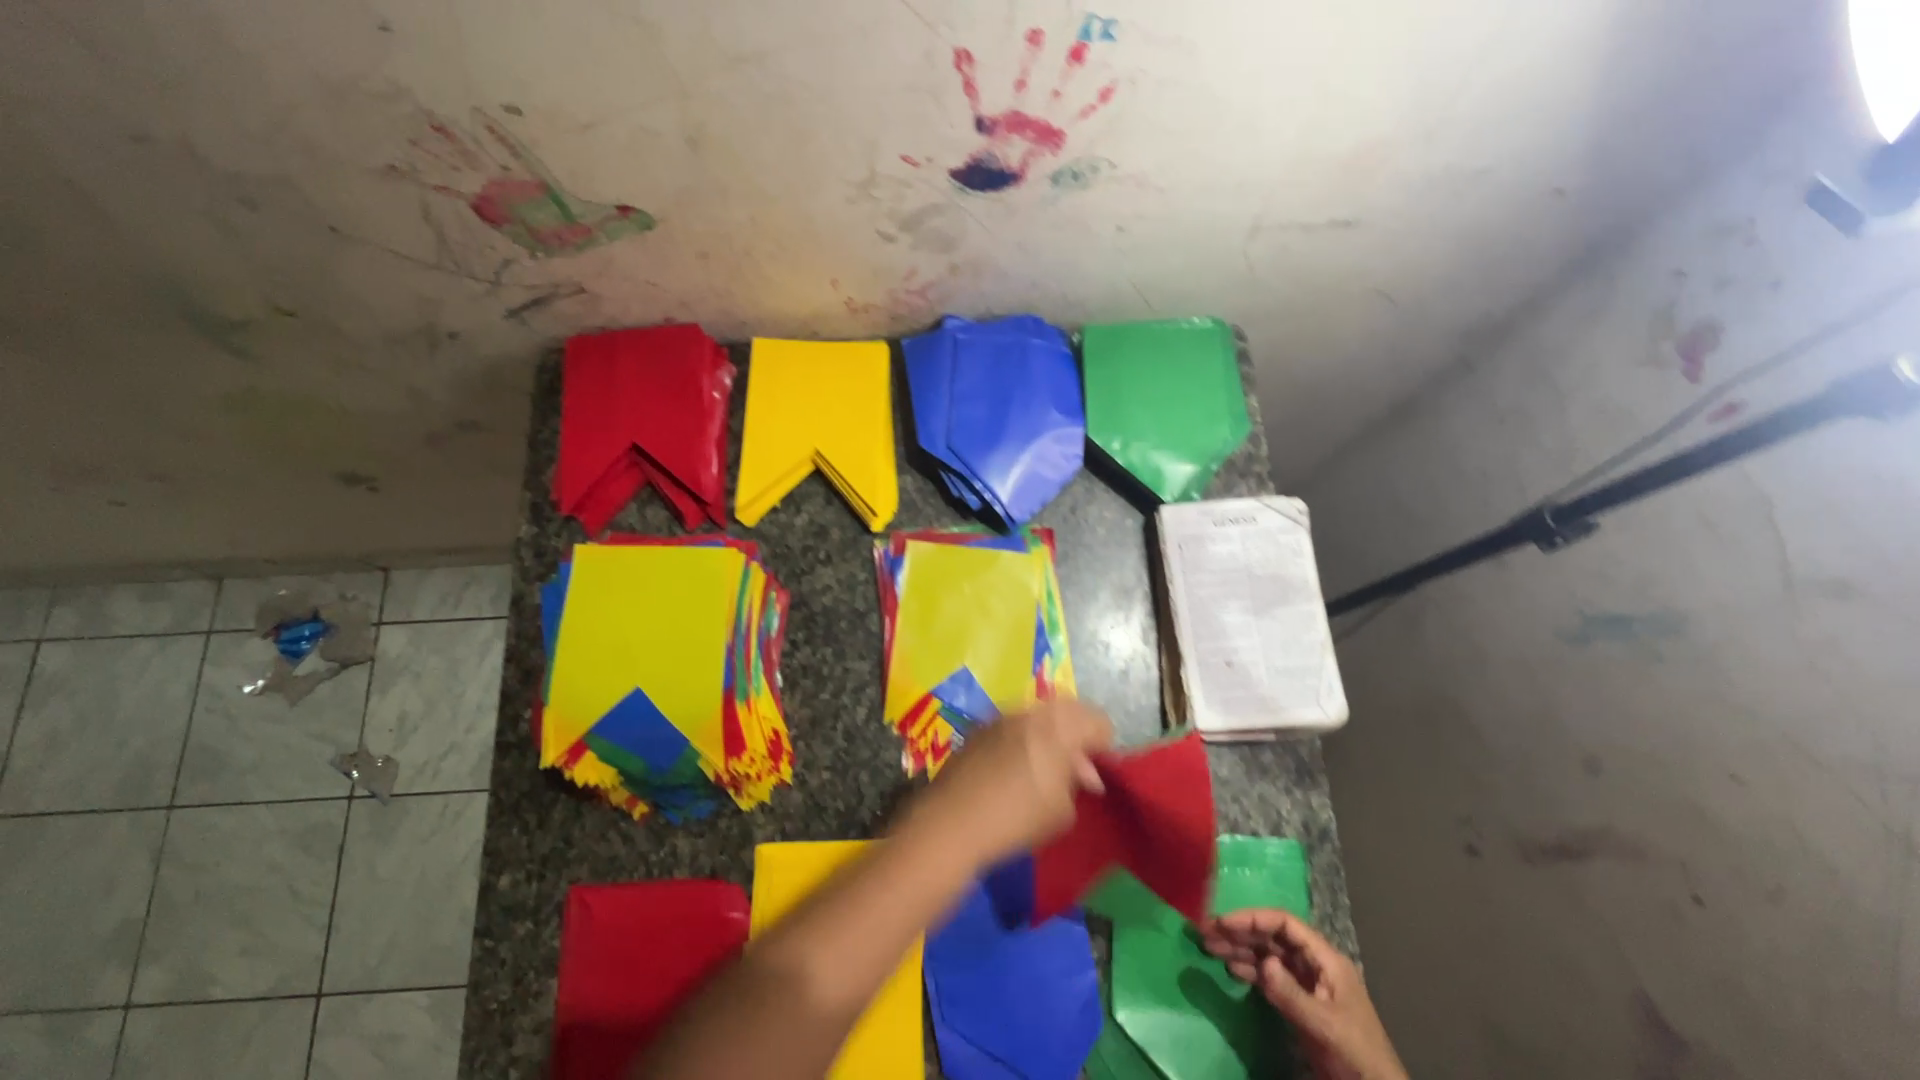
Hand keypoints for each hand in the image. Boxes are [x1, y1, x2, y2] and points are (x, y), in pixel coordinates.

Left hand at [896, 700, 1113, 869]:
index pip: (1099, 721)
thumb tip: (1081, 773)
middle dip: (1077, 735)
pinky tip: (1016, 769)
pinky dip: (1023, 739)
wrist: (950, 823)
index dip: (1104, 747)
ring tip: (1046, 769)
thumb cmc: (1016, 818)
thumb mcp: (1062, 811)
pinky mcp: (978, 728)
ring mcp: (1001, 715)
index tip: (1099, 772)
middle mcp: (1031, 710)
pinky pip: (1013, 725)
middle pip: (1068, 710)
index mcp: (1060, 726)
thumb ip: (1078, 784)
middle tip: (1077, 769)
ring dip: (1050, 735)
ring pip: (1038, 715)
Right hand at [1200, 910, 1407, 1079]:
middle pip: (1274, 938)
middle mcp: (1315, 965)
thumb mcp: (1323, 1025)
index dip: (1254, 919)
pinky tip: (1231, 970)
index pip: (1286, 925)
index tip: (1223, 923)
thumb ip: (1291, 993)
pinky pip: (1271, 978)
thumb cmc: (1354, 1053)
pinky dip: (1250, 972)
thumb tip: (1263, 963)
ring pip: (1269, 956)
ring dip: (1241, 950)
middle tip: (1206, 932)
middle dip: (1241, 932)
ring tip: (1210, 948)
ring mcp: (1307, 984)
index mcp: (1326, 960)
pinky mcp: (1300, 1003)